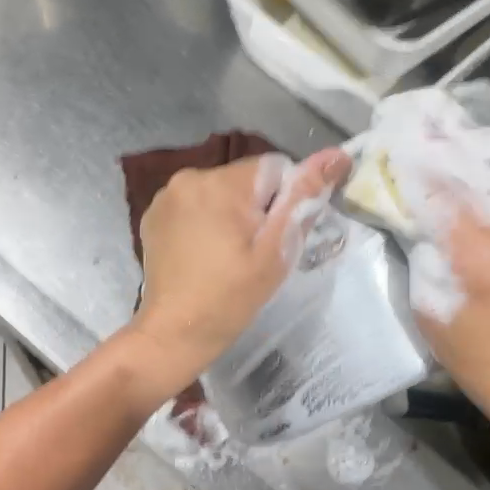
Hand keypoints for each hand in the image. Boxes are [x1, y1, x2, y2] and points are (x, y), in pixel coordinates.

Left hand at [128, 147, 351, 386]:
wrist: (175, 334)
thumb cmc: (230, 298)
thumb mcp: (275, 252)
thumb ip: (304, 199)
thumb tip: (337, 155)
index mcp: (221, 183)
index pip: (274, 167)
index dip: (285, 201)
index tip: (275, 238)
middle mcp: (188, 178)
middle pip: (244, 180)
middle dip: (256, 209)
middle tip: (252, 254)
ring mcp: (165, 198)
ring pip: (219, 193)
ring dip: (230, 216)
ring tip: (226, 258)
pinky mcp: (152, 218)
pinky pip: (193, 208)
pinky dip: (204, 224)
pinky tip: (203, 257)